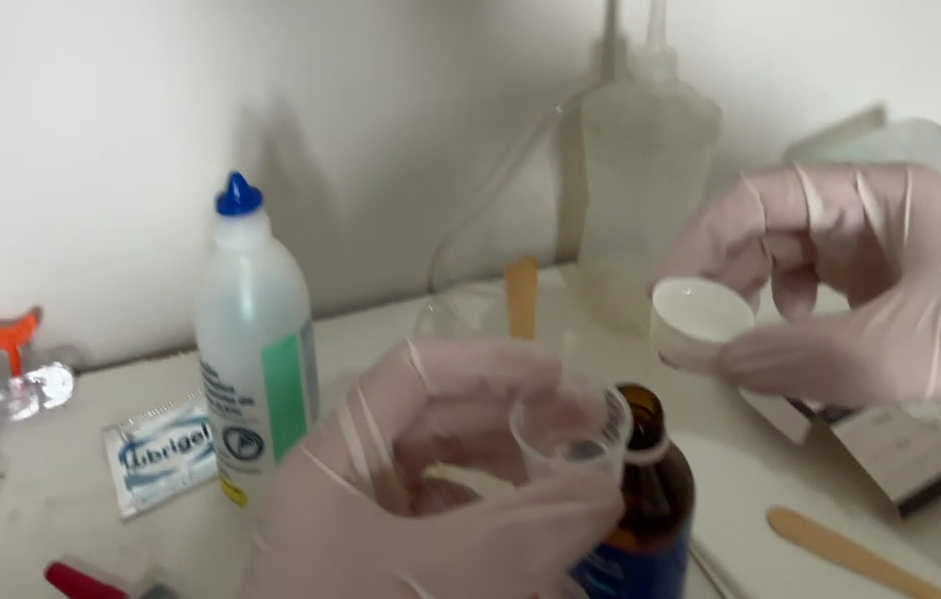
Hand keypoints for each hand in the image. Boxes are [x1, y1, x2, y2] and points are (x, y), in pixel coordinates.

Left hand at [238, 338, 621, 598]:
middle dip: (514, 419)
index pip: (415, 373)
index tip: (557, 377)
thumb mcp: (444, 580)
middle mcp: (342, 485)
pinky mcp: (378, 579)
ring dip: (512, 481)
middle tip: (589, 425)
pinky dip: (494, 542)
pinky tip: (542, 568)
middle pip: (435, 422)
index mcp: (335, 459)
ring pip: (444, 481)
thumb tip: (604, 486)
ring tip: (576, 489)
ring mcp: (357, 536)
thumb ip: (527, 528)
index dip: (488, 363)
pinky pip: (443, 540)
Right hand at [657, 164, 940, 598]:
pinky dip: (795, 329)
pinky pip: (825, 309)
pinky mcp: (910, 310)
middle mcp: (879, 220)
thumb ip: (817, 354)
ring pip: (794, 270)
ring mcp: (894, 265)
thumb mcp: (932, 347)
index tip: (667, 293)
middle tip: (689, 329)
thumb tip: (715, 358)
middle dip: (722, 273)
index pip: (764, 197)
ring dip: (755, 302)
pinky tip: (799, 355)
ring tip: (736, 344)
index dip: (704, 237)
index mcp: (881, 196)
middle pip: (771, 231)